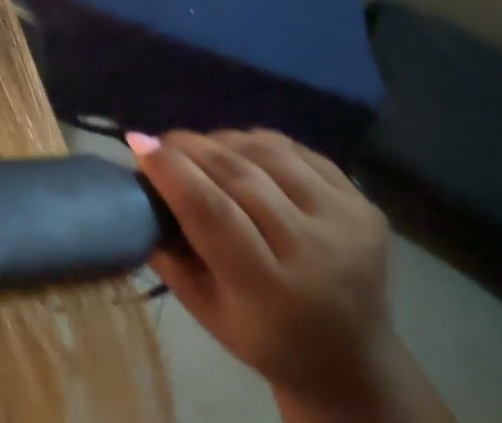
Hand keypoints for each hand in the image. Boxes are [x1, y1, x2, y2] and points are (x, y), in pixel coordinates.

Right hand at [132, 130, 449, 421]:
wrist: (351, 361)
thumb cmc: (266, 339)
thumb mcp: (205, 311)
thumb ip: (169, 254)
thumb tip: (140, 188)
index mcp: (271, 290)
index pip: (213, 212)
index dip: (172, 170)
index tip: (137, 142)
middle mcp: (315, 252)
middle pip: (240, 176)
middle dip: (191, 147)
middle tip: (161, 140)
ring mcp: (347, 223)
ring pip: (270, 154)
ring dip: (223, 140)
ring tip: (198, 145)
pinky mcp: (364, 205)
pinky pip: (301, 153)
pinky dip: (260, 143)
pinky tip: (239, 150)